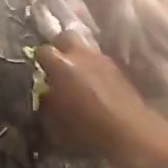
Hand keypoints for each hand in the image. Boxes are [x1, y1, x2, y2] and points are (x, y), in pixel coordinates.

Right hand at [37, 44, 167, 167]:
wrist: (128, 131)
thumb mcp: (55, 122)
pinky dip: (92, 66)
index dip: (38, 60)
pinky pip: (99, 60)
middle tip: (56, 64)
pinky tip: (92, 84)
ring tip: (75, 76)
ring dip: (77, 57)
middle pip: (66, 36)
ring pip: (85, 47)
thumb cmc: (86, 130)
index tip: (38, 71)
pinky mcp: (117, 67)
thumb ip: (47, 102)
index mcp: (63, 65)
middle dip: (59, 46)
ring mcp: (102, 59)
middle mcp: (82, 55)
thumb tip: (47, 92)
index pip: (43, 50)